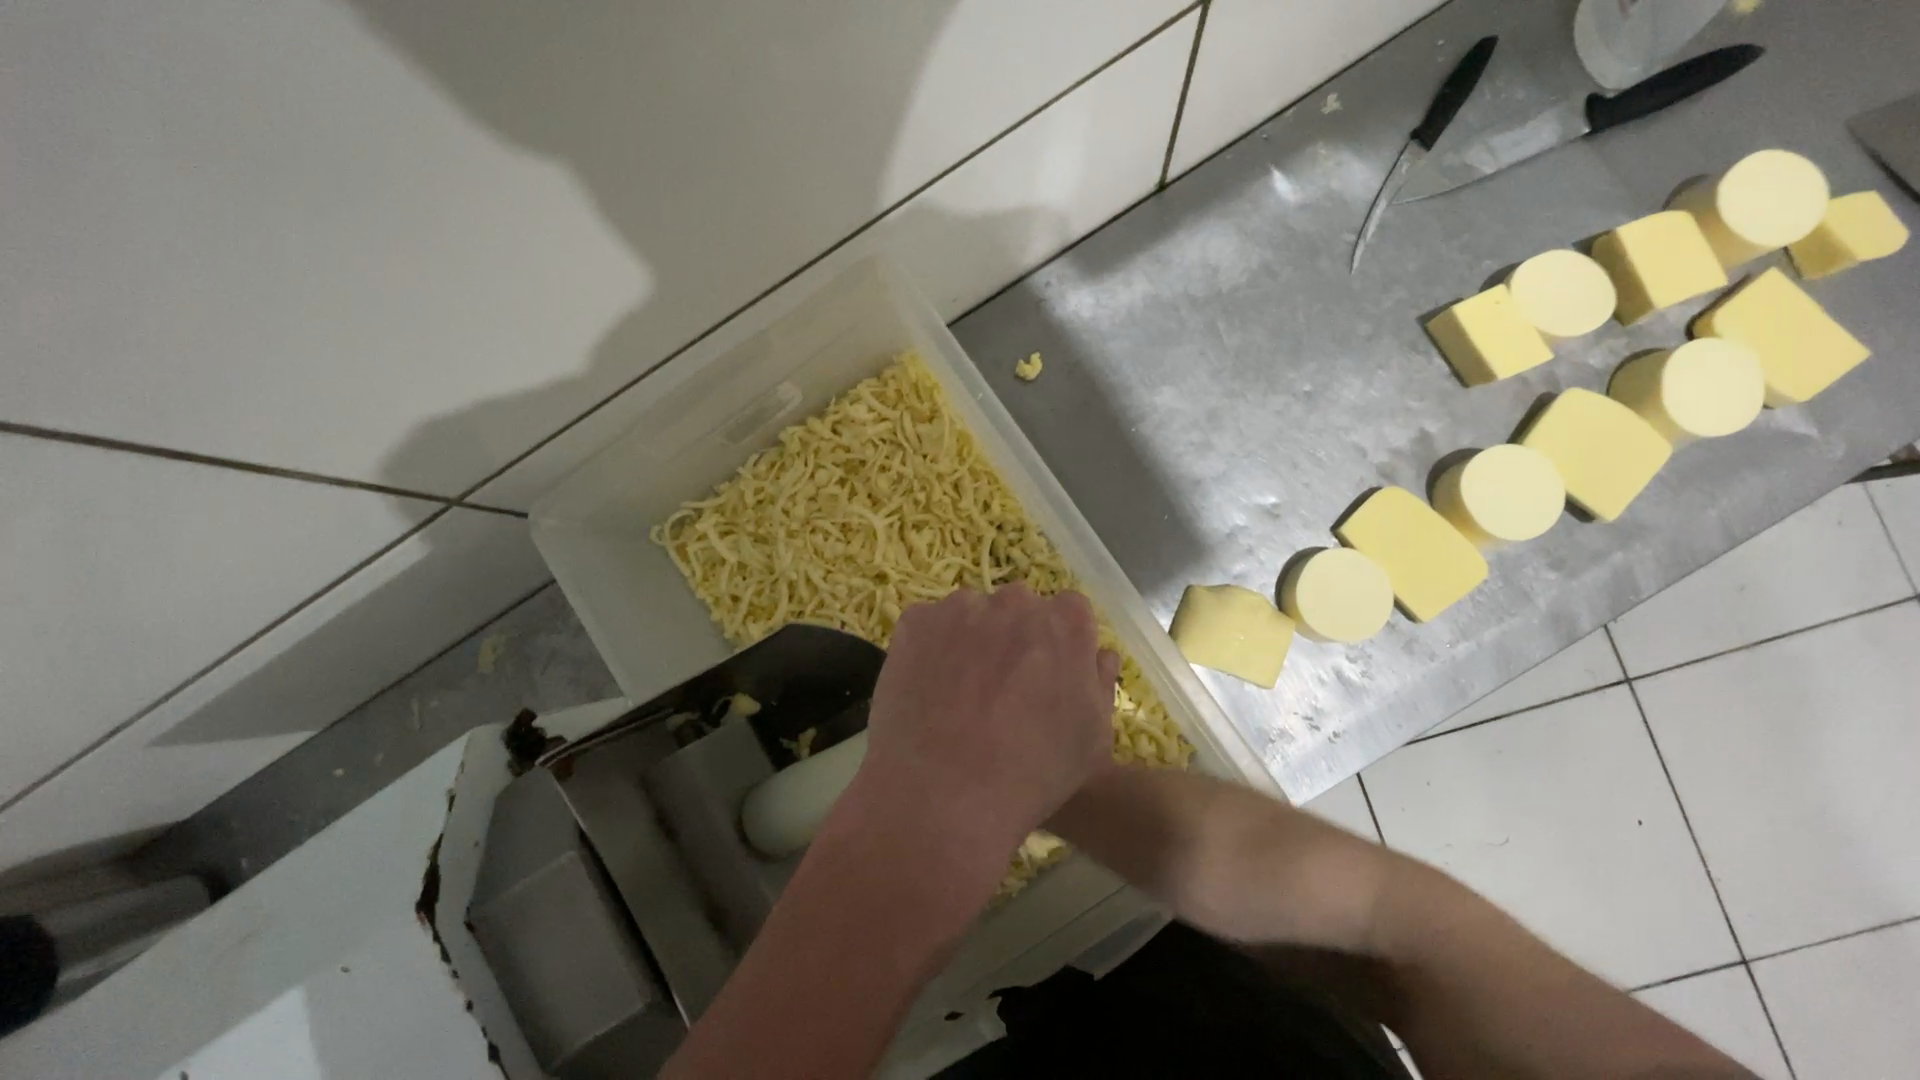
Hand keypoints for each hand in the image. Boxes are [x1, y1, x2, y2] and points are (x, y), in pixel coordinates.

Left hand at [862, 584, 1118, 846]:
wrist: (943, 795)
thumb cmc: (1033, 774)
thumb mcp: (1094, 738)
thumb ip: (1099, 683)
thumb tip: (1096, 654)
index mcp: (1067, 623)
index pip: (1070, 614)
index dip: (1057, 646)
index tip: (1045, 678)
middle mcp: (1016, 602)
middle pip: (1019, 609)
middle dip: (1014, 639)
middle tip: (1001, 689)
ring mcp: (960, 608)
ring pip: (971, 615)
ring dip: (971, 641)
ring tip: (958, 695)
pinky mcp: (915, 622)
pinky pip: (928, 627)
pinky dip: (930, 651)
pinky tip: (927, 693)